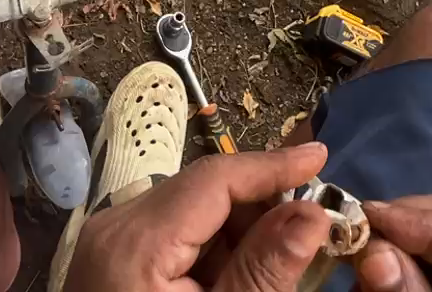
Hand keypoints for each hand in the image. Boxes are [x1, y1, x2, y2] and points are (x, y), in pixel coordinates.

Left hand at [64, 142, 332, 291]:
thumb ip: (262, 273)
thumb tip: (313, 214)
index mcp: (135, 242)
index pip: (214, 178)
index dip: (271, 166)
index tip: (319, 157)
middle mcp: (117, 224)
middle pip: (205, 189)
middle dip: (262, 203)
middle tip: (314, 224)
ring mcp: (112, 238)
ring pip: (195, 207)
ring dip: (242, 226)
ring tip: (279, 261)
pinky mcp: (115, 255)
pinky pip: (176, 230)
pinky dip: (215, 245)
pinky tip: (239, 274)